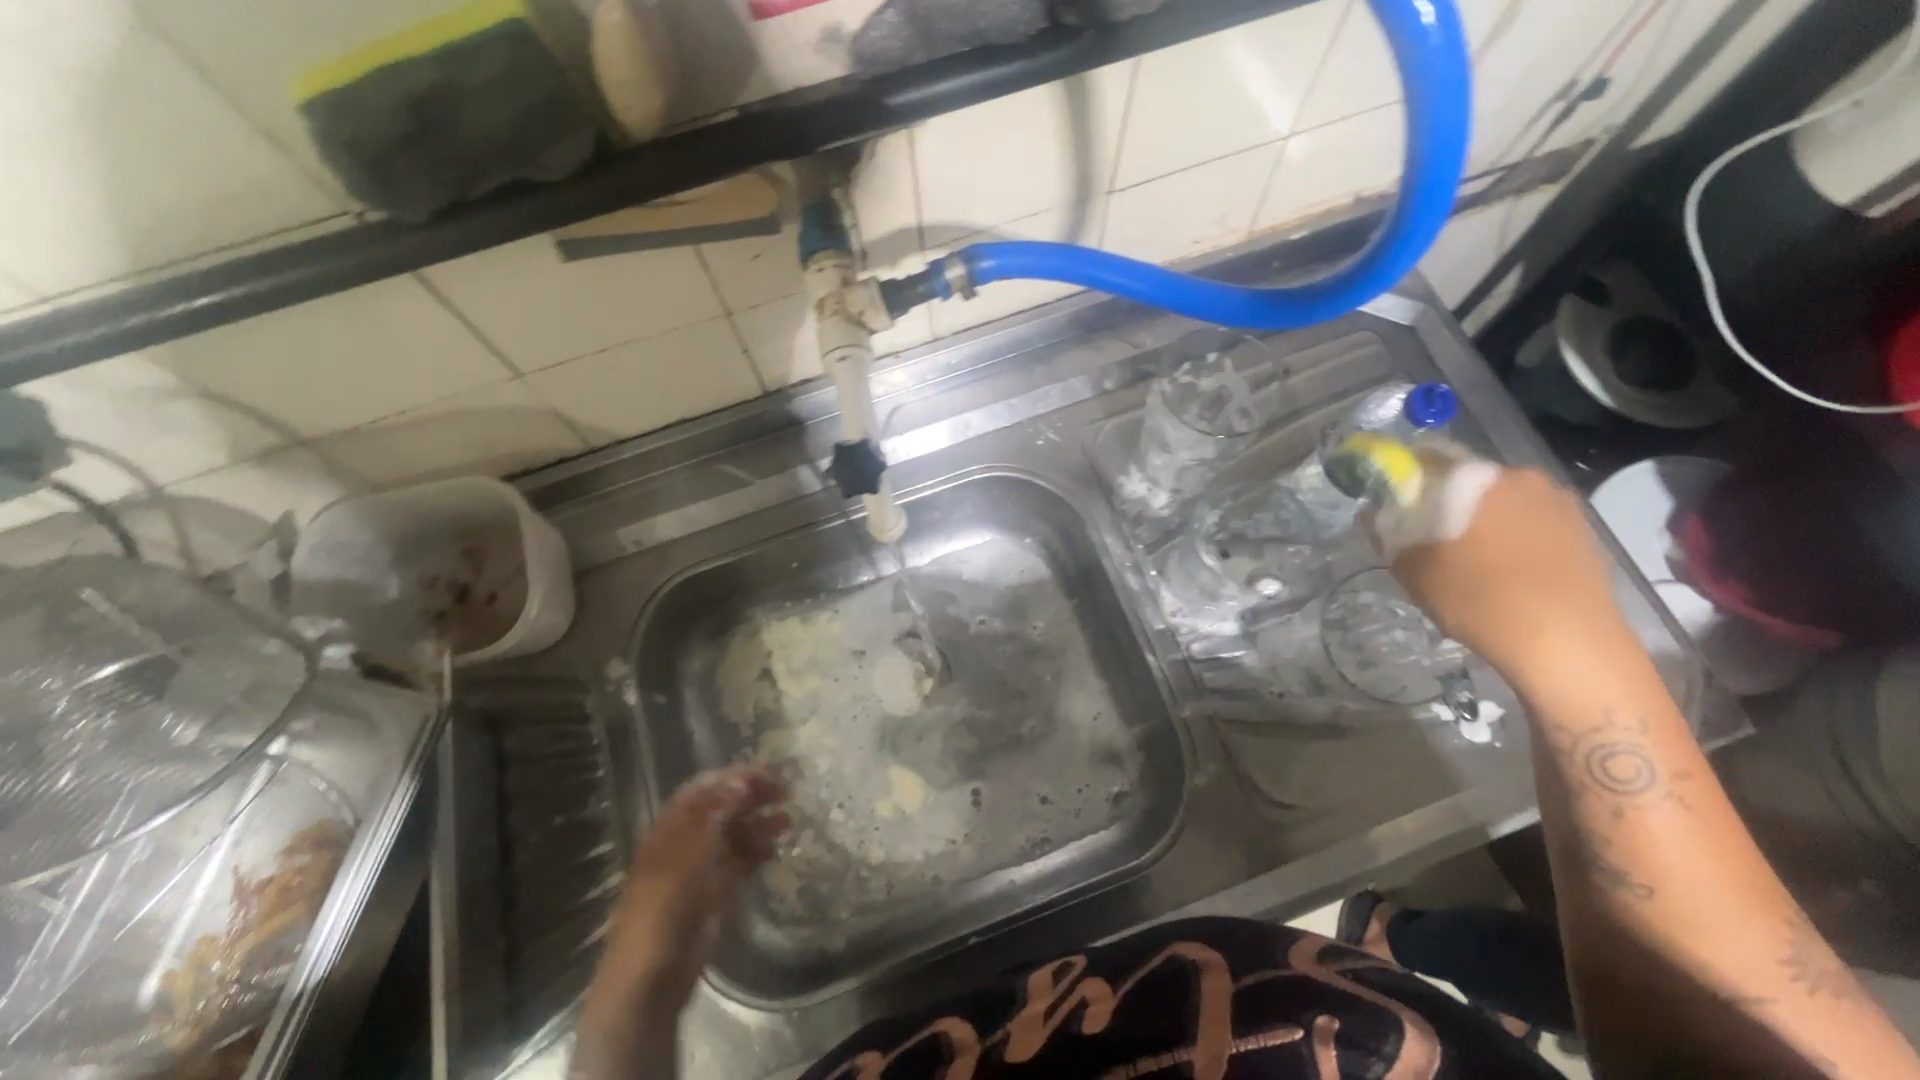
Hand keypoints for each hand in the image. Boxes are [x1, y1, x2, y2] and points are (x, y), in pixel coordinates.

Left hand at [576, 766, 787, 1077]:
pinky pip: (738, 864)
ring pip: (733, 837)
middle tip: (787, 791)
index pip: (704, 790)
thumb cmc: (664, 908)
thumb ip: (715, 817)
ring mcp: (700, 869)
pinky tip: (776, 847)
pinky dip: (756, 853)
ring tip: (789, 818)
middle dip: (751, 798)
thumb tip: (740, 781)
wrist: (651, 974)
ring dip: (759, 824)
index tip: (769, 772)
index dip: (734, 778)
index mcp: (670, 829)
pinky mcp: (714, 895)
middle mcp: (685, 843)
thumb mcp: (689, 855)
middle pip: (721, 810)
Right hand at [1384, 463, 1623, 676]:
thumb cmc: (1480, 600)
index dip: (1407, 480)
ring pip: (1505, 502)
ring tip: (1473, 562)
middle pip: (1471, 481)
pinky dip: (1516, 539)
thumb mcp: (1414, 572)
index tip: (1396, 506)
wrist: (1567, 642)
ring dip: (1486, 522)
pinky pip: (1534, 523)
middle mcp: (1520, 476)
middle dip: (1450, 504)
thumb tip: (1371, 511)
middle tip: (1434, 541)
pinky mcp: (1583, 531)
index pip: (1429, 459)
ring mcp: (1558, 502)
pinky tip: (1509, 574)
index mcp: (1475, 477)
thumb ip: (1386, 534)